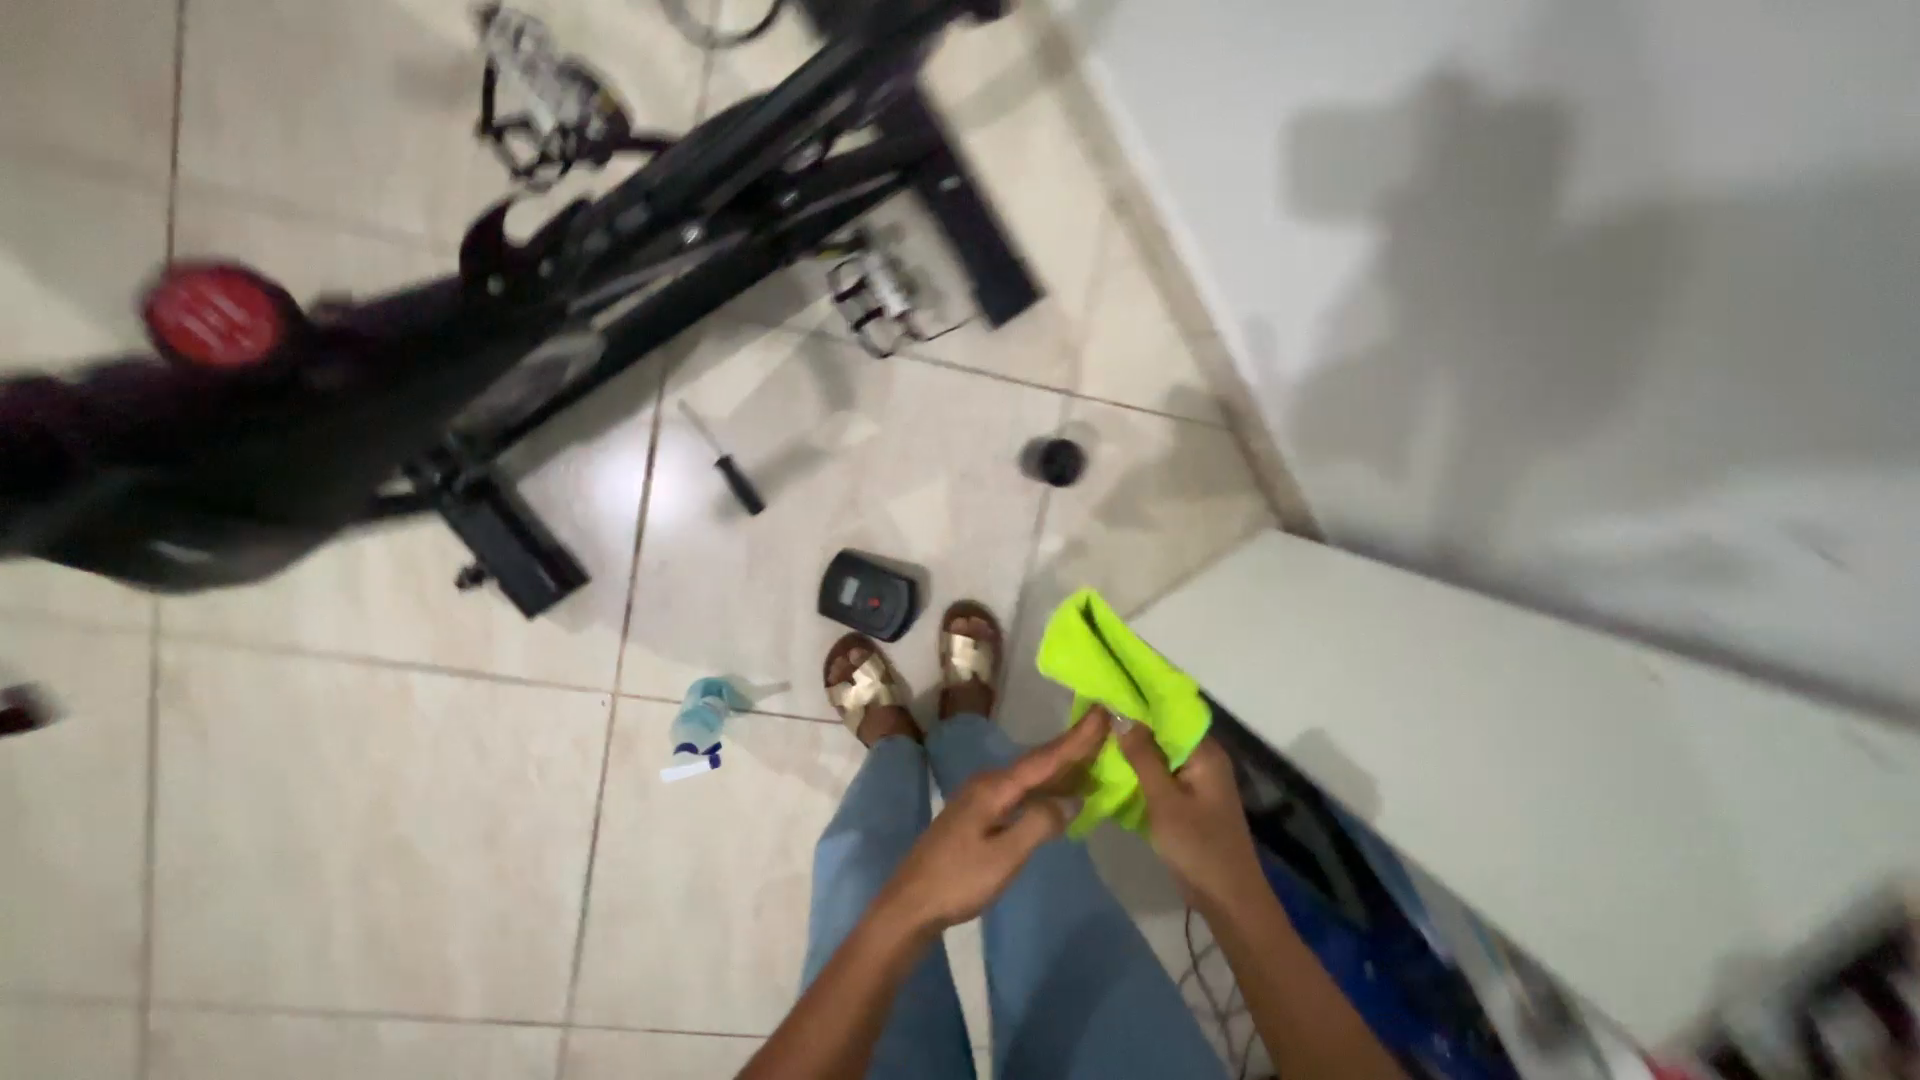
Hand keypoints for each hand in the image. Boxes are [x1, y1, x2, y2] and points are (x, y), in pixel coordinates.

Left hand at [878, 709, 1109, 932]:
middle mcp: (988, 784)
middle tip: (1106, 729)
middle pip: (1038, 762)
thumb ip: (1039, 824)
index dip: (1076, 739)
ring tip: (1093, 758)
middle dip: (1072, 747)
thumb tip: (1072, 799)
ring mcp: (981, 799)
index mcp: (995, 788)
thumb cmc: (959, 880)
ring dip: (1061, 769)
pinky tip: (1058, 795)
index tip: (1102, 713)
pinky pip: (1021, 792)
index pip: (1044, 759)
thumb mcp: (1005, 856)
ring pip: (1030, 777)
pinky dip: (1044, 789)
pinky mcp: (979, 815)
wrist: (911, 903)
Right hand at [1112, 709, 1265, 911]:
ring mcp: (1198, 782)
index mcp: (1206, 753)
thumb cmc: (1198, 847)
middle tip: (1093, 720)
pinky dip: (1141, 773)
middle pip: (1165, 733)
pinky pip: (1162, 776)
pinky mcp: (1190, 801)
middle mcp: (1204, 760)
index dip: (1140, 703)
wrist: (1228, 899)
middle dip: (1133, 726)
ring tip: (1096, 741)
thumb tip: (1121, 715)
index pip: (1171, 713)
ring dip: (1134, 751)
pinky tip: (1113, 771)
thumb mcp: (1165, 801)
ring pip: (1161, 755)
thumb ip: (1144, 757)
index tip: (1106, 695)